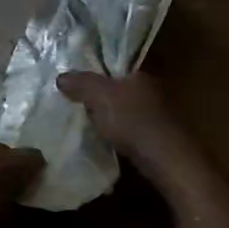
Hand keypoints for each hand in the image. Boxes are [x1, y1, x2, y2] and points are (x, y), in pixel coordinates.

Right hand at [57, 72, 206, 196]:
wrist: (167, 160)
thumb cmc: (132, 120)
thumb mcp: (99, 96)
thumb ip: (80, 83)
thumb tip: (61, 77)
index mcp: (140, 74)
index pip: (113, 67)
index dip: (94, 74)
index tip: (76, 85)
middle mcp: (152, 90)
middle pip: (118, 89)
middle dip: (100, 97)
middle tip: (77, 106)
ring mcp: (158, 115)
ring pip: (126, 110)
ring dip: (110, 117)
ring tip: (88, 126)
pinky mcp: (159, 137)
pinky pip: (132, 129)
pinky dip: (120, 134)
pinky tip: (108, 142)